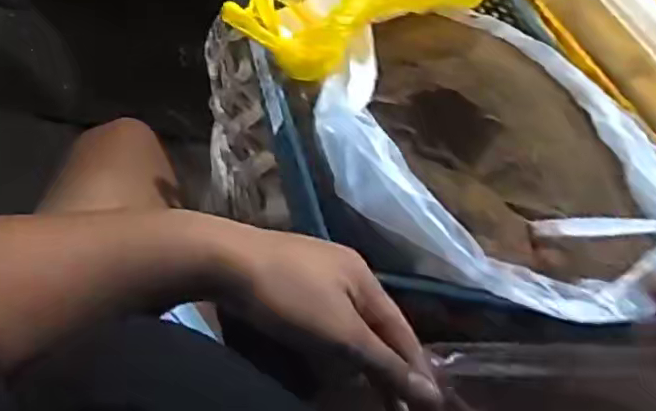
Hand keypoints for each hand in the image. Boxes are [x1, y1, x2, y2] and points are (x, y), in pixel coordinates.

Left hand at [218, 227, 442, 409]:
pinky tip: (329, 362)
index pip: (402, 329)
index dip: (416, 371)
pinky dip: (331, 342)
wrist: (223, 259)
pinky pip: (321, 317)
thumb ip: (385, 361)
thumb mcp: (341, 332)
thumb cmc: (288, 294)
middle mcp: (340, 266)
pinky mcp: (285, 278)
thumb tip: (432, 395)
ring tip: (367, 393)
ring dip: (358, 357)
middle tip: (395, 408)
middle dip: (386, 366)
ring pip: (347, 322)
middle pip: (375, 324)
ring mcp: (310, 269)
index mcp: (360, 273)